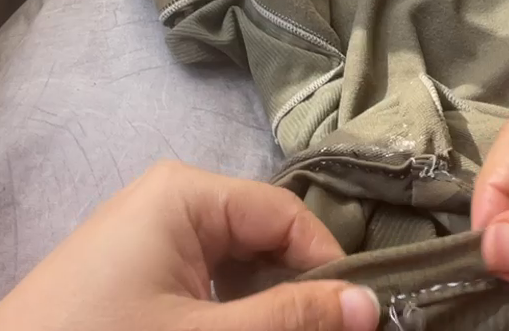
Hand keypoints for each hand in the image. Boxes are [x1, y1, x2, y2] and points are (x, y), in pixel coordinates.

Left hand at [0, 161, 379, 330]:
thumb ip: (288, 319)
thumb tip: (371, 303)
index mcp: (187, 191)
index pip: (283, 213)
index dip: (327, 264)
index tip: (364, 318)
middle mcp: (172, 197)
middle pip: (260, 236)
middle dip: (296, 289)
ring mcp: (151, 232)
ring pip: (235, 262)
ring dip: (265, 304)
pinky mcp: (136, 268)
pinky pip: (203, 279)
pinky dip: (231, 310)